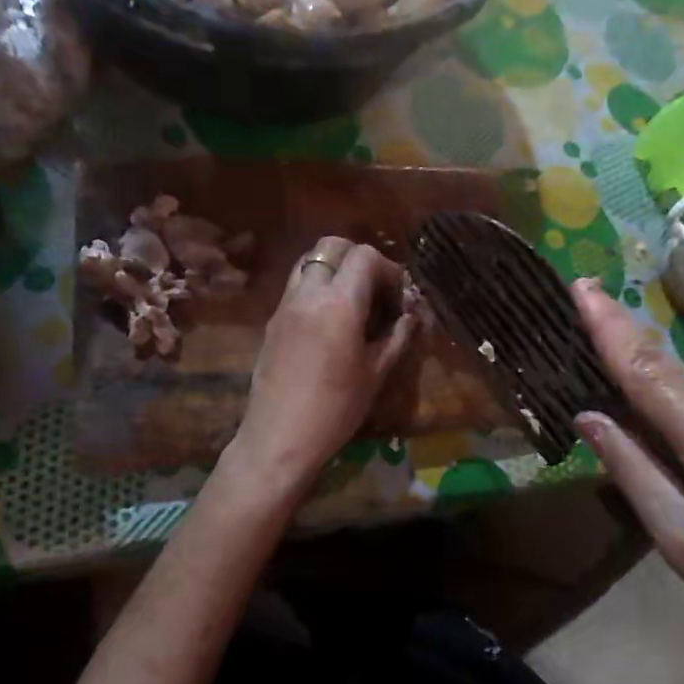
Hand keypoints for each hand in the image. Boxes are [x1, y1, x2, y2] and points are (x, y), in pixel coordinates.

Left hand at [229, 238, 416, 489]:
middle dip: (359, 259)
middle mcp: (307, 294)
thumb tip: (412, 315)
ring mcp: (284, 306)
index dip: (388, 269)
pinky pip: (296, 287)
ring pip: (309, 262)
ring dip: (334, 270)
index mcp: (337, 303)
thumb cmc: (335, 410)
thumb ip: (397, 336)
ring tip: (352, 304)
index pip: (364, 256)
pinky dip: (316, 288)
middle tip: (376, 292)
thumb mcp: (376, 373)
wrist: (278, 437)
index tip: (398, 298)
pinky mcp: (271, 322)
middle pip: (331, 246)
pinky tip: (329, 323)